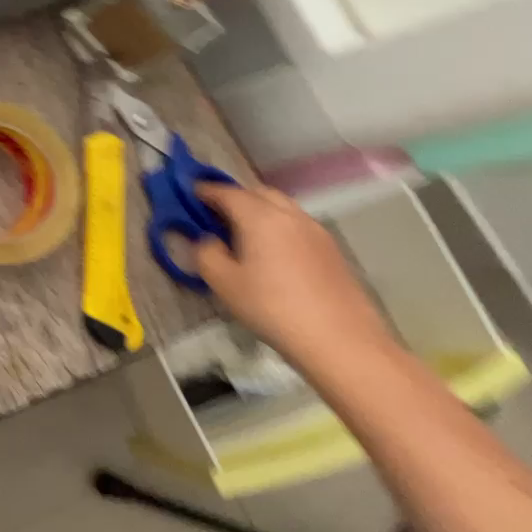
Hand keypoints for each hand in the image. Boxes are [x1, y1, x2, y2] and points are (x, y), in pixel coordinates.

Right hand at [194, 184, 394, 369]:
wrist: (342, 342)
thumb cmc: (272, 307)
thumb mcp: (223, 282)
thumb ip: (205, 252)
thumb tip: (208, 240)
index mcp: (260, 217)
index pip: (227, 192)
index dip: (205, 190)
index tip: (189, 193)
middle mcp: (291, 216)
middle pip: (259, 193)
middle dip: (235, 196)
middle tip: (215, 214)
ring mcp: (317, 233)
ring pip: (282, 208)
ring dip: (259, 210)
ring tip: (243, 233)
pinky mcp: (333, 252)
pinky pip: (298, 226)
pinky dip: (279, 226)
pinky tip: (272, 252)